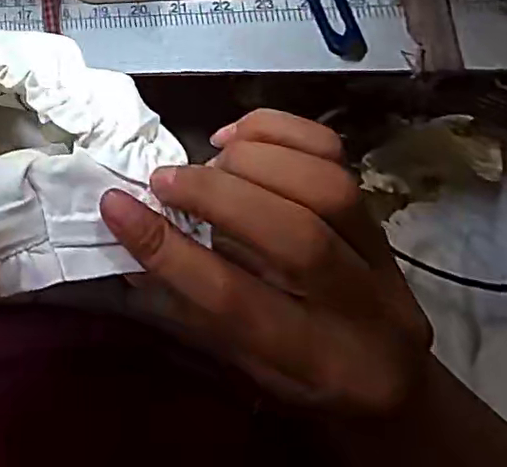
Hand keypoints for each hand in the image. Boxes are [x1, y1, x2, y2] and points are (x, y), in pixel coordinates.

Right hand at [100, 109, 432, 415]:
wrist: (391, 375)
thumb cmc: (298, 373)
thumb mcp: (237, 358)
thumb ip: (184, 295)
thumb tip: (124, 228)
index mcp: (321, 365)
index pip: (237, 301)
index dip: (167, 249)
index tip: (115, 206)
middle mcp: (365, 309)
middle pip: (294, 237)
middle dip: (214, 195)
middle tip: (161, 181)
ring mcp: (381, 253)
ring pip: (323, 187)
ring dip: (247, 160)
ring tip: (206, 164)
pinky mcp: (377, 208)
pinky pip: (332, 151)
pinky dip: (274, 131)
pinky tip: (235, 139)